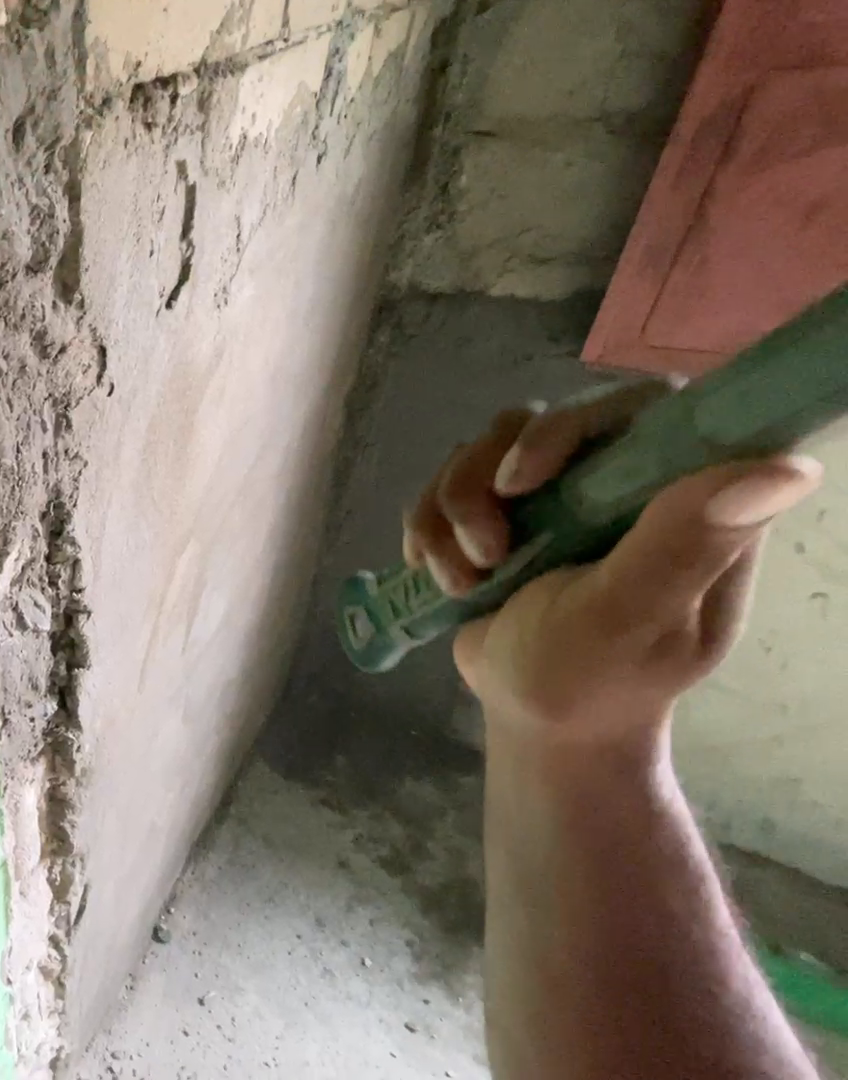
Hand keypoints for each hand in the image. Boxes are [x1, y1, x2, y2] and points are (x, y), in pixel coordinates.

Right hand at [402, 383, 823, 737]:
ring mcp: (551, 499)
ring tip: (463, 580)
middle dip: (479, 489)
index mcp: (680, 500)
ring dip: (447, 519)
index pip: (637, 411)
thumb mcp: (630, 618)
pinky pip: (439, 490)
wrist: (530, 715)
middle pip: (530, 425)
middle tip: (484, 552)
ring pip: (473, 456)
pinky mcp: (495, 517)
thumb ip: (683, 545)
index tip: (518, 482)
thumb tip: (782, 466)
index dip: (566, 428)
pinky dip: (424, 533)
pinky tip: (435, 574)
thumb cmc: (590, 680)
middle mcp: (615, 485)